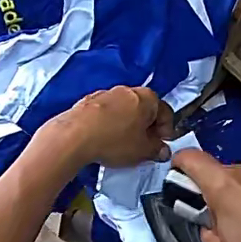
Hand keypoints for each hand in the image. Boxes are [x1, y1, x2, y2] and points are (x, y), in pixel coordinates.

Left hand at [55, 86, 173, 165]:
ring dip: (127, 126)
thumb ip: (157, 149)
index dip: (167, 130)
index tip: (163, 142)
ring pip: (124, 110)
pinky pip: (106, 114)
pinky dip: (109, 125)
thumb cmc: (110, 139)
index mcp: (147, 97)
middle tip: (146, 146)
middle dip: (147, 127)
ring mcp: (105, 95)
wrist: (73, 138)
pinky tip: (107, 141)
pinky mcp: (87, 103)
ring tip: (124, 146)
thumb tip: (160, 150)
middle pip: (144, 109)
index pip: (166, 112)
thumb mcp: (144, 151)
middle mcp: (127, 90)